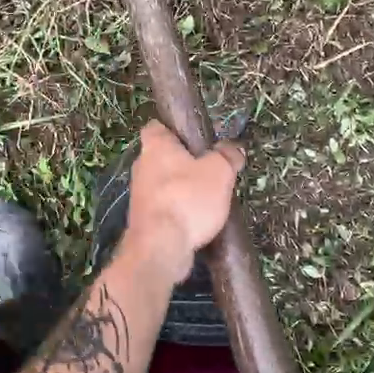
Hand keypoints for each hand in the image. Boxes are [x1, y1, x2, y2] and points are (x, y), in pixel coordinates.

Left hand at [124, 120, 245, 281]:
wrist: (160, 246)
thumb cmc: (187, 198)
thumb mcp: (219, 172)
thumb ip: (227, 156)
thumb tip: (234, 147)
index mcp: (155, 145)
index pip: (156, 126)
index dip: (174, 130)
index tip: (194, 140)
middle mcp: (141, 165)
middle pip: (163, 156)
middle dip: (183, 162)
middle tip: (210, 171)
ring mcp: (139, 193)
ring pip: (163, 183)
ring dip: (182, 188)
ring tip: (208, 198)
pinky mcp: (143, 218)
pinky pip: (164, 206)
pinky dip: (178, 210)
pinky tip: (196, 220)